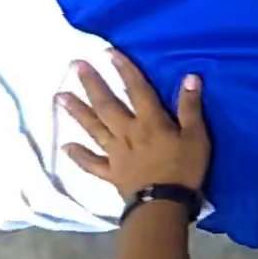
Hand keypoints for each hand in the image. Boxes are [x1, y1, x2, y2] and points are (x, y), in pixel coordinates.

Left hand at [57, 50, 210, 198]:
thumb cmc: (185, 168)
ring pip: (94, 128)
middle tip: (76, 66)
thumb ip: (191, 107)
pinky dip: (78, 155)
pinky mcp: (111, 173)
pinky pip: (92, 163)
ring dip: (77, 112)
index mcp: (150, 121)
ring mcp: (116, 153)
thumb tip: (190, 76)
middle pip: (107, 105)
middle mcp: (128, 133)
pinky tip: (66, 146)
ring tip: (61, 96)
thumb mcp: (197, 135)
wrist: (164, 205)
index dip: (124, 70)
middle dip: (93, 84)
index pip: (136, 90)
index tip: (109, 52)